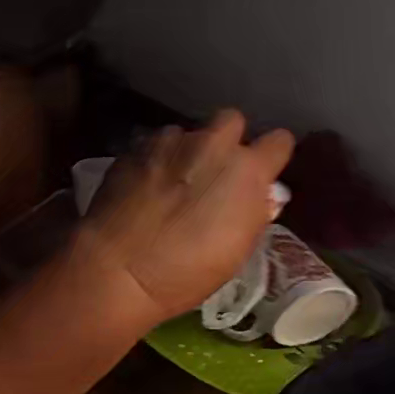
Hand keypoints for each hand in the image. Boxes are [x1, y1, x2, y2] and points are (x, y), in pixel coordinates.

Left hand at [67, 110, 293, 327]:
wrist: (117, 269)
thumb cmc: (185, 272)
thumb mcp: (237, 249)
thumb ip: (252, 211)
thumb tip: (257, 195)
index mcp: (247, 169)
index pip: (278, 142)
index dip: (267, 158)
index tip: (257, 175)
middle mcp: (210, 145)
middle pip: (229, 121)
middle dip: (223, 141)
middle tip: (208, 173)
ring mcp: (166, 144)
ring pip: (183, 134)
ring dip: (180, 152)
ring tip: (165, 182)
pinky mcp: (129, 151)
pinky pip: (148, 146)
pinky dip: (148, 162)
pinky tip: (137, 186)